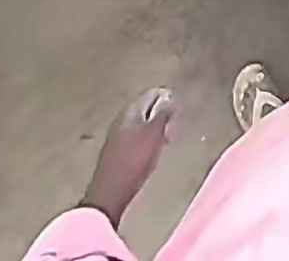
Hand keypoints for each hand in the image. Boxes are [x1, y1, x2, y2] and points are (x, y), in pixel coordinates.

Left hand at [82, 87, 173, 225]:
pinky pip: (135, 138)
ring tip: (166, 141)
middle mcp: (121, 119)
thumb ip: (163, 114)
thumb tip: (171, 98)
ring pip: (141, 124)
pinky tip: (151, 153)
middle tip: (173, 127)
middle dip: (161, 115)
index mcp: (130, 110)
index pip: (152, 93)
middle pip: (146, 109)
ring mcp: (116, 136)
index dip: (167, 98)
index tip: (178, 110)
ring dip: (154, 130)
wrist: (110, 194)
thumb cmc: (135, 160)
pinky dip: (146, 141)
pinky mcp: (115, 152)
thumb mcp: (154, 134)